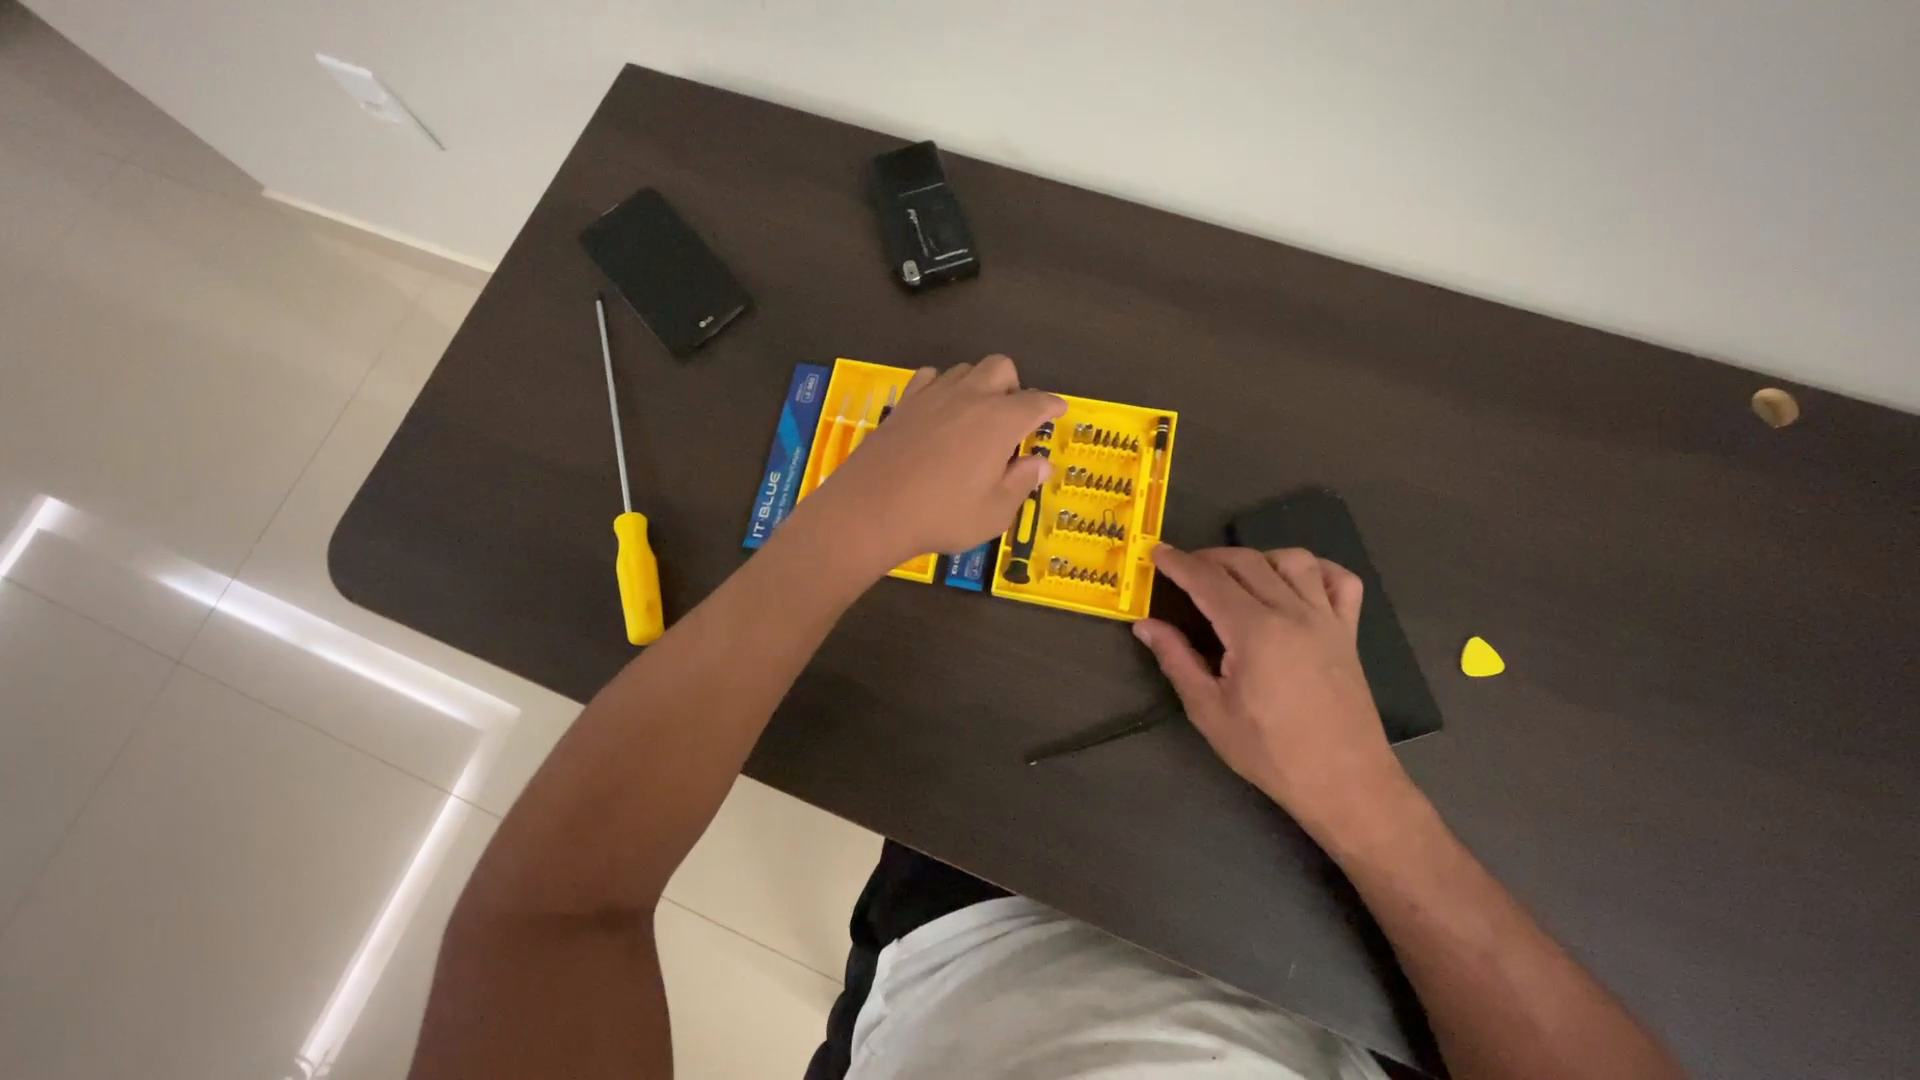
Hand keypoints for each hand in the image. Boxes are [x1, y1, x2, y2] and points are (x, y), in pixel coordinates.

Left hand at [800, 355, 1065, 572]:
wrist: (870, 509)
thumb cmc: (941, 515)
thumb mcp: (993, 512)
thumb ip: (1021, 484)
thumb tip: (1040, 464)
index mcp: (1001, 421)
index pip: (1037, 402)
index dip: (1051, 406)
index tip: (1057, 412)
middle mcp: (971, 397)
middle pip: (1001, 367)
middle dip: (1014, 386)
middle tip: (1012, 418)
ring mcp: (933, 395)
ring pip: (965, 368)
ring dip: (978, 384)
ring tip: (975, 416)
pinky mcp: (904, 404)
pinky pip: (929, 378)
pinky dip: (942, 387)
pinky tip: (939, 410)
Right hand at [1133, 545, 1408, 835]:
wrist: (1344, 782)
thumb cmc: (1270, 752)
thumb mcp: (1209, 711)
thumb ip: (1177, 660)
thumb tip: (1146, 625)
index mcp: (1254, 632)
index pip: (1209, 581)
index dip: (1179, 563)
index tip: (1156, 552)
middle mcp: (1292, 612)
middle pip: (1247, 562)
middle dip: (1209, 557)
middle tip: (1184, 568)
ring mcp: (1326, 619)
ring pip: (1293, 560)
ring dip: (1258, 558)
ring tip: (1236, 576)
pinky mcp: (1348, 632)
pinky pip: (1339, 581)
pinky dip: (1315, 570)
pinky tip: (1294, 583)